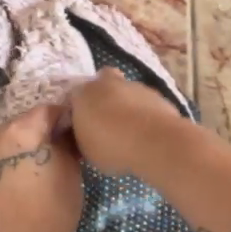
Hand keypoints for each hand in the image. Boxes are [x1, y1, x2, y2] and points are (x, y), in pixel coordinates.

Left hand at [0, 104, 82, 231]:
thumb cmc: (56, 205)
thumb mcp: (72, 167)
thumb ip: (67, 140)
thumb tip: (65, 129)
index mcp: (23, 128)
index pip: (50, 109)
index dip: (67, 117)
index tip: (78, 131)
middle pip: (29, 119)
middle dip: (47, 128)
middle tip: (66, 145)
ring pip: (14, 133)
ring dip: (31, 140)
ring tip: (49, 159)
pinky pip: (4, 150)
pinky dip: (17, 153)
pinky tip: (32, 170)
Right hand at [67, 68, 187, 178]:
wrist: (155, 141)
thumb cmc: (112, 145)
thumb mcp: (86, 149)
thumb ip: (82, 135)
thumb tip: (86, 133)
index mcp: (83, 93)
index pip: (74, 96)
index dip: (78, 111)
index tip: (83, 128)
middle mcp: (107, 82)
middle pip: (102, 84)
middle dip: (103, 98)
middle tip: (106, 122)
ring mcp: (135, 86)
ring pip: (126, 92)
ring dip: (127, 105)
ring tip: (131, 132)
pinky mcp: (157, 95)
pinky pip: (145, 103)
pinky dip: (144, 113)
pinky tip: (147, 132)